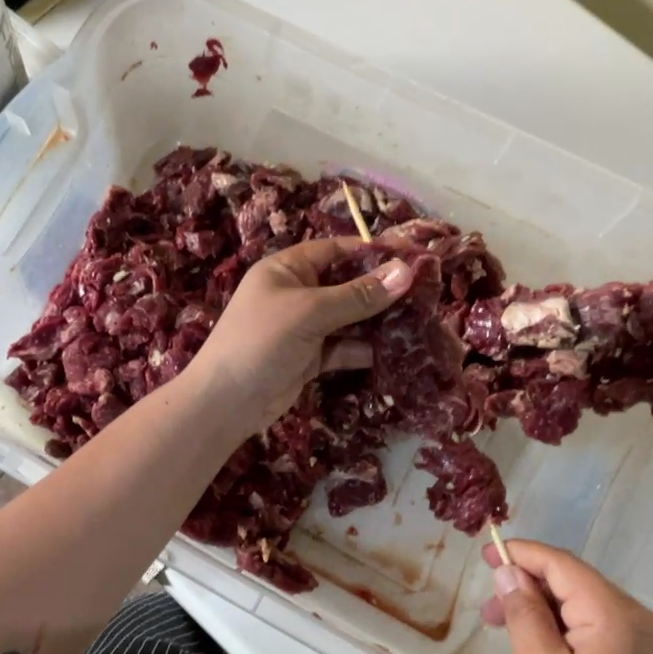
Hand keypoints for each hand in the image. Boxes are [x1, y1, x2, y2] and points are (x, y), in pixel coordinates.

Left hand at [187, 238, 411, 431]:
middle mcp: (295, 294)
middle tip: (426, 293)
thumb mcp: (310, 312)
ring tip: (420, 321)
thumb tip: (406, 270)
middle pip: (346, 285)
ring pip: (348, 318)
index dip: (371, 253)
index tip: (412, 258)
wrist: (226, 402)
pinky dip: (365, 350)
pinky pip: (343, 348)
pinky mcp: (308, 359)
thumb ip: (358, 295)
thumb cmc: (261, 342)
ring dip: (378, 321)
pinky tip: (396, 351)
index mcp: (286, 270)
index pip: (335, 251)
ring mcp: (302, 328)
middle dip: (381, 290)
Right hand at [483, 541, 652, 653]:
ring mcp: (643, 639)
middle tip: (487, 609)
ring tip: (505, 628)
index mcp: (614, 613)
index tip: (485, 553)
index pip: (562, 565)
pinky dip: (561, 623)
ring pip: (582, 602)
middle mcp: (637, 616)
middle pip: (574, 580)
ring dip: (541, 606)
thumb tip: (510, 571)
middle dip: (527, 584)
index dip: (522, 553)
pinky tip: (538, 642)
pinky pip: (595, 623)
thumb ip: (523, 612)